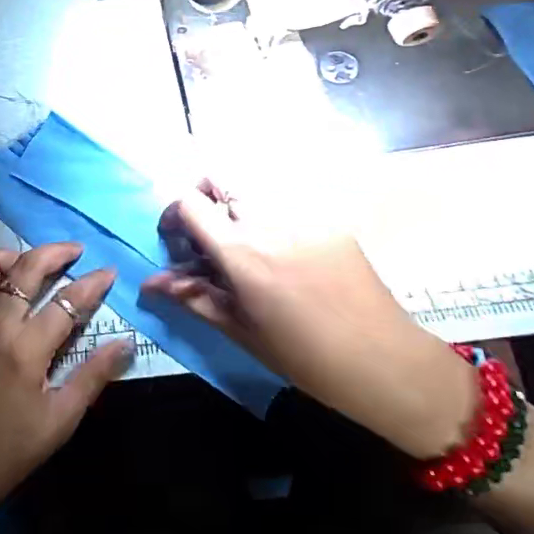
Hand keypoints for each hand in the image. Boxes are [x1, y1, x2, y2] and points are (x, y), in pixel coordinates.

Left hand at [0, 243, 134, 533]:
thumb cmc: (8, 452)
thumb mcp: (60, 420)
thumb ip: (93, 376)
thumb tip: (125, 344)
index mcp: (26, 348)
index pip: (68, 300)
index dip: (94, 283)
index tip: (111, 273)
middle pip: (25, 268)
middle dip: (55, 252)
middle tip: (74, 251)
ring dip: (10, 256)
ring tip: (28, 263)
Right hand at [143, 181, 476, 459]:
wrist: (380, 357)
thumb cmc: (303, 356)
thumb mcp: (242, 331)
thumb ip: (196, 298)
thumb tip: (153, 283)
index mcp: (242, 252)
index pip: (190, 203)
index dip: (173, 214)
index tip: (177, 239)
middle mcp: (269, 220)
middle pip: (221, 176)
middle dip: (204, 196)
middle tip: (208, 233)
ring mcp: (304, 214)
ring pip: (255, 184)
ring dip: (238, 201)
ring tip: (246, 241)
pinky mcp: (330, 218)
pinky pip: (289, 201)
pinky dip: (272, 213)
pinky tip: (284, 250)